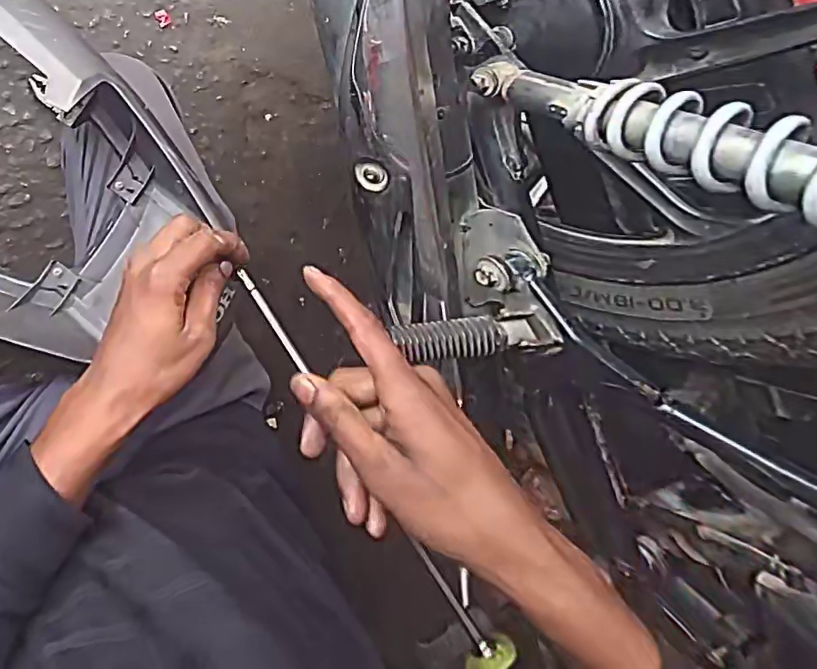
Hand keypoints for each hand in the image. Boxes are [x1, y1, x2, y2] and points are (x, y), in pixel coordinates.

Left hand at [32, 216, 246, 504]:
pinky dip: (179, 252)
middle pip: (183, 224)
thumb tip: (221, 269)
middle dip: (211, 234)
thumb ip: (212, 293)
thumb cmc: (151, 372)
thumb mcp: (198, 336)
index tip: (241, 254)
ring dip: (195, 242)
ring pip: (169, 232)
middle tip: (230, 256)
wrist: (116, 387)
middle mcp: (143, 266)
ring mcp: (134, 270)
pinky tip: (193, 275)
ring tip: (214, 267)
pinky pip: (159, 249)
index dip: (229, 242)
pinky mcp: (130, 279)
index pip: (203, 238)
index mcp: (162, 277)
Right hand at [291, 265, 659, 668]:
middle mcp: (416, 386)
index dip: (333, 295)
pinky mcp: (430, 421)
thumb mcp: (380, 466)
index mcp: (404, 387)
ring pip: (366, 415)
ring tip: (361, 501)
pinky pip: (386, 427)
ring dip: (355, 458)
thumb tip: (307, 383)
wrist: (509, 542)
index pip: (362, 325)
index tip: (314, 275)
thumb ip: (337, 418)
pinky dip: (374, 461)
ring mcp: (425, 403)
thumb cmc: (459, 510)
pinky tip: (376, 498)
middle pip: (351, 387)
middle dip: (334, 430)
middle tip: (323, 460)